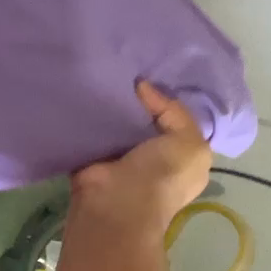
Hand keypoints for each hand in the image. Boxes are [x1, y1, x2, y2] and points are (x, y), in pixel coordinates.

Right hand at [69, 81, 211, 237]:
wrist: (115, 201)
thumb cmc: (161, 175)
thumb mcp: (189, 143)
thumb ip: (175, 112)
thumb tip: (143, 86)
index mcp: (181, 156)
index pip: (175, 119)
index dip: (165, 96)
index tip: (149, 72)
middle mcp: (152, 155)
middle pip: (143, 117)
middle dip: (134, 97)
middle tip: (120, 69)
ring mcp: (119, 154)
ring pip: (116, 120)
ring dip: (108, 103)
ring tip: (98, 75)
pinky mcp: (90, 153)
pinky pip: (90, 127)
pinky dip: (86, 113)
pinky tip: (80, 93)